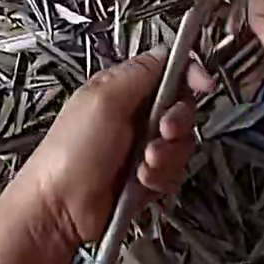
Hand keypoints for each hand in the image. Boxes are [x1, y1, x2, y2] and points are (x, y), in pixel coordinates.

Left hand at [15, 50, 212, 247]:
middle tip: (161, 131)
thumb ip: (139, 74)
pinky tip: (141, 181)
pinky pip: (174, 170)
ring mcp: (141, 144)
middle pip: (181, 106)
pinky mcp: (147, 174)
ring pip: (181, 141)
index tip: (204, 84)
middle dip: (177, 121)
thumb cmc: (71, 152)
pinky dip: (162, 177)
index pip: (168, 68)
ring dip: (167, 155)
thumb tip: (168, 53)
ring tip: (143, 164)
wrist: (59, 209)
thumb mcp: (104, 100)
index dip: (190, 73)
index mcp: (123, 86)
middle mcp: (135, 112)